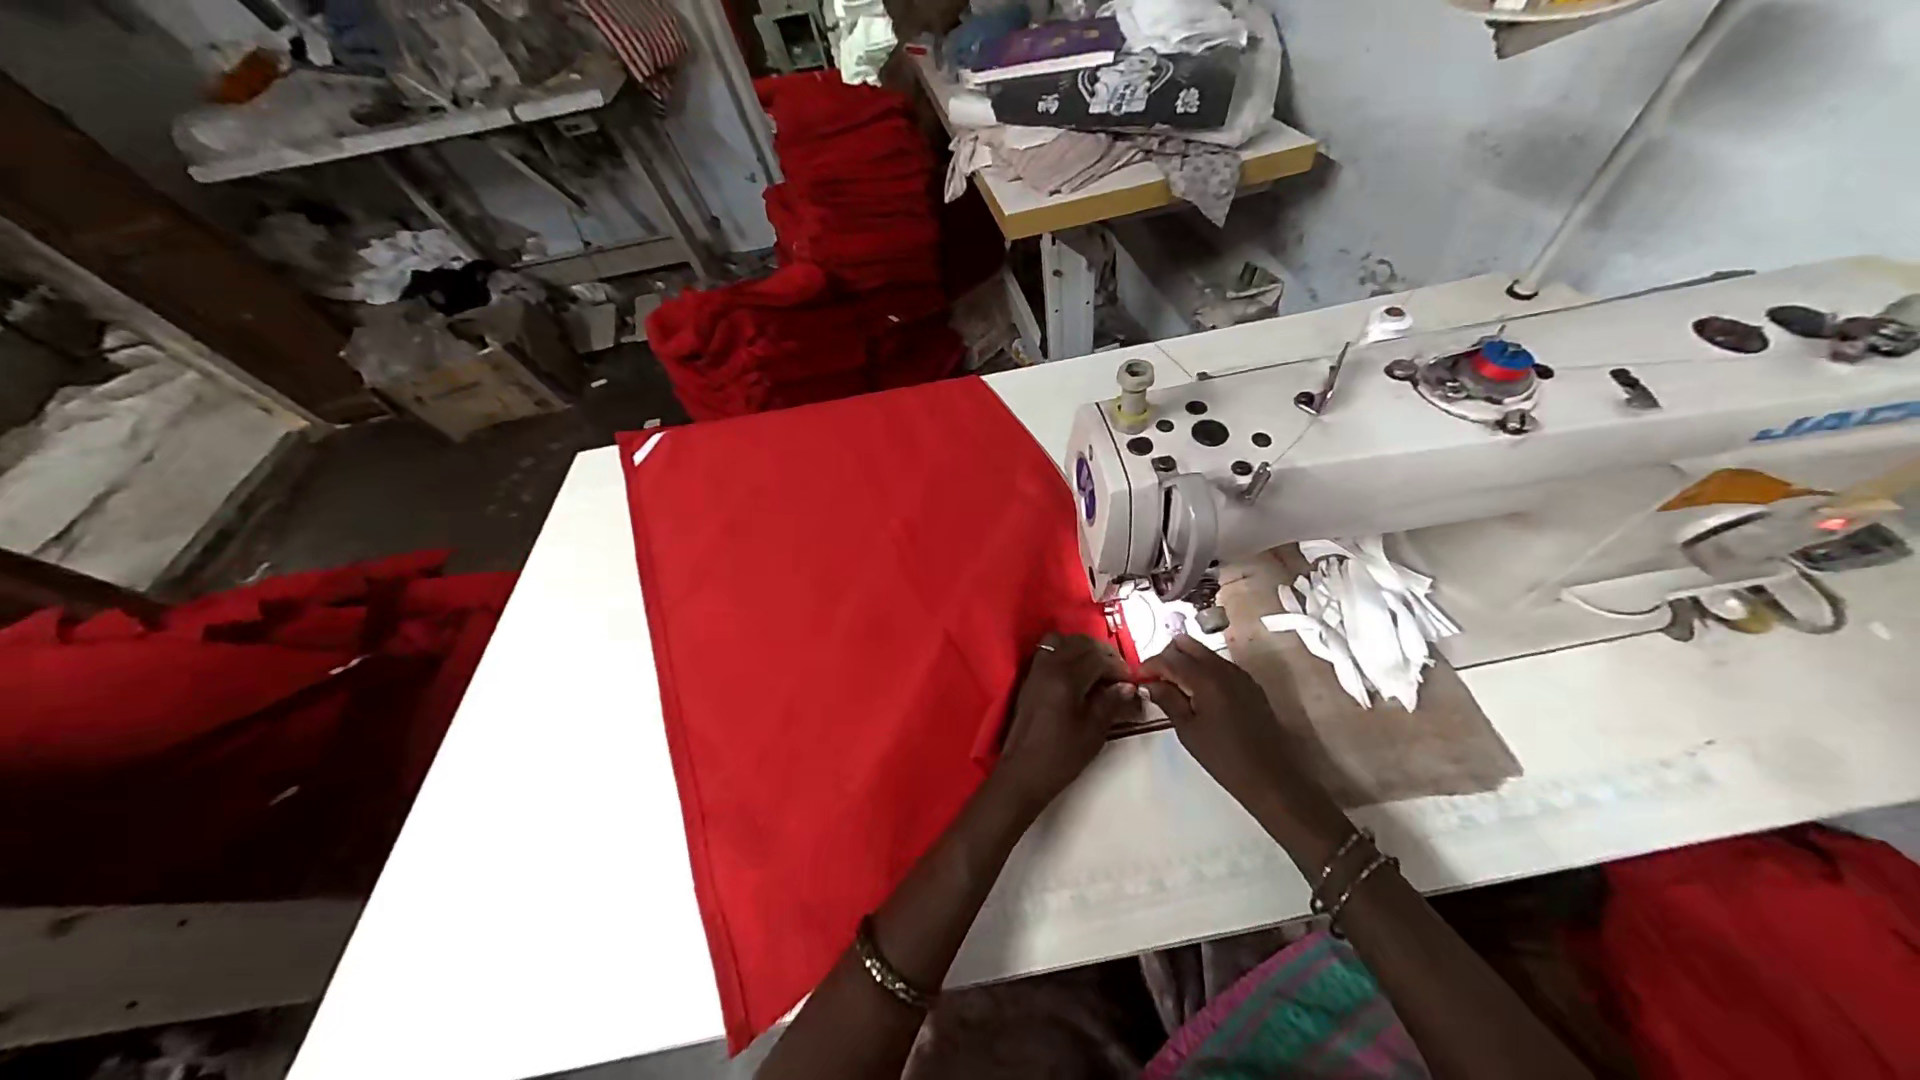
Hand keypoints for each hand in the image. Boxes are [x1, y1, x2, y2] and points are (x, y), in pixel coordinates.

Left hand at [995, 633, 1137, 812]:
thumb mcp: (1093, 731)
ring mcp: (1035, 670)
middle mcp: (1049, 667)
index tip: (1131, 681)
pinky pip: (1048, 651)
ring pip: (1061, 642)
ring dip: (1082, 649)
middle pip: (1080, 644)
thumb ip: (1111, 702)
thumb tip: (1128, 686)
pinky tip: (1077, 674)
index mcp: (1066, 678)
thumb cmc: (1061, 756)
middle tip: (1118, 673)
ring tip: (1097, 669)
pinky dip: (1065, 653)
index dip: (1118, 667)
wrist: (1023, 771)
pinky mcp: (1028, 679)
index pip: (1098, 658)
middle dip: (1102, 653)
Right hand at [1141, 635, 1303, 811]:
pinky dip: (1202, 670)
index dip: (1149, 665)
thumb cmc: (1224, 758)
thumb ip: (1167, 699)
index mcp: (1205, 678)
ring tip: (1173, 687)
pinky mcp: (1249, 684)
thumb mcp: (1188, 730)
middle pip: (1187, 644)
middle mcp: (1223, 668)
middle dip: (1166, 656)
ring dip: (1185, 662)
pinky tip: (1197, 693)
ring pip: (1204, 652)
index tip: (1137, 678)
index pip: (1169, 658)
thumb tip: (1149, 683)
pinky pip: (1219, 664)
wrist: (1271, 777)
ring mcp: (1239, 674)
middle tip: (1154, 679)